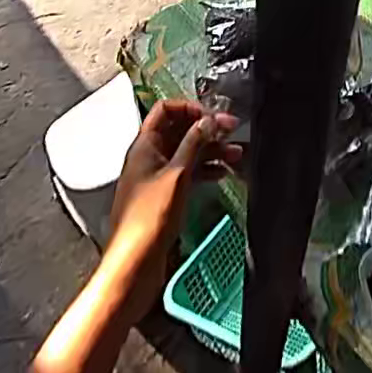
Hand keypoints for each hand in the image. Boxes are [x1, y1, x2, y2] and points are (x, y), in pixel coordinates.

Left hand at [109, 99, 242, 241]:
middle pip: (180, 130)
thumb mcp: (177, 174)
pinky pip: (188, 172)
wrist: (134, 265)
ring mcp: (157, 177)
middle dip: (207, 129)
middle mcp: (149, 157)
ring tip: (237, 153)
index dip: (189, 108)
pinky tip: (223, 173)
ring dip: (212, 149)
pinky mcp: (164, 195)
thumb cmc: (151, 216)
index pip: (165, 110)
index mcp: (145, 146)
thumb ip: (194, 142)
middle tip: (233, 130)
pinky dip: (206, 169)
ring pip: (187, 152)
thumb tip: (209, 119)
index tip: (211, 116)